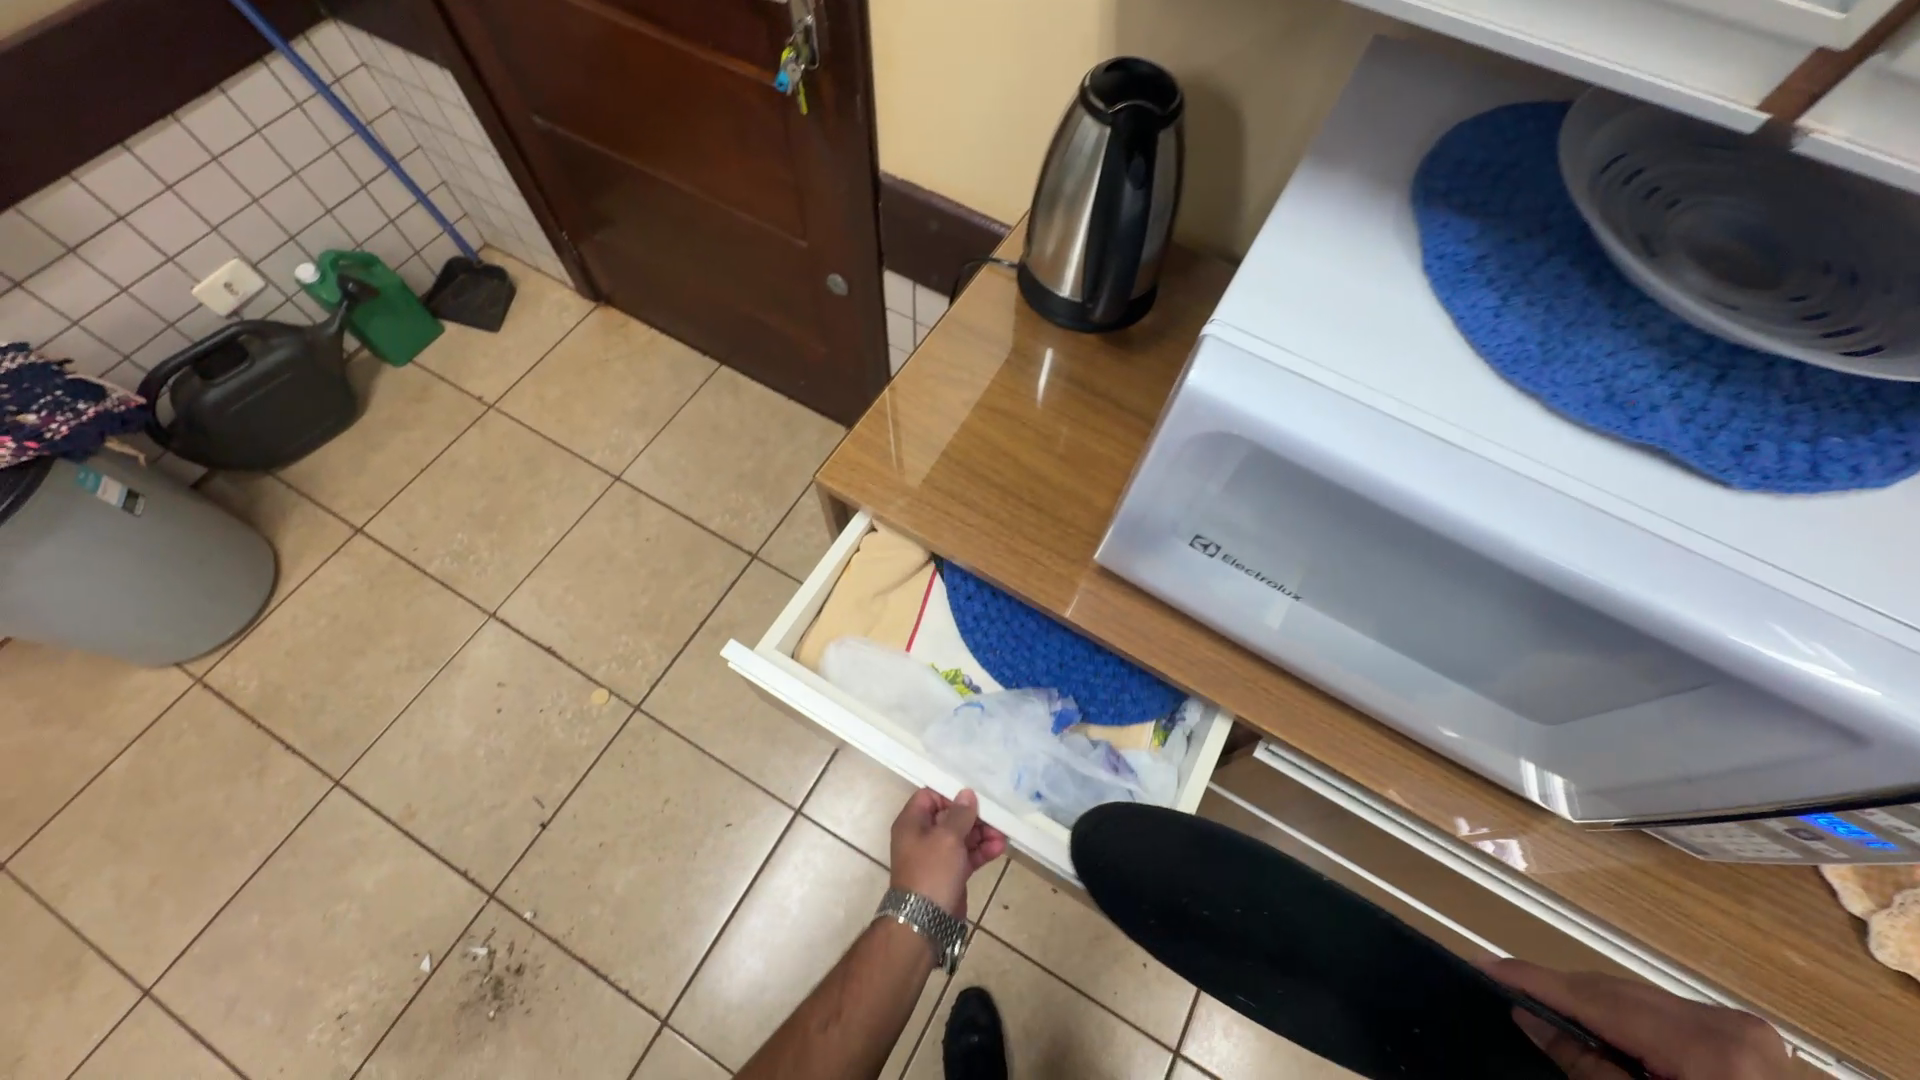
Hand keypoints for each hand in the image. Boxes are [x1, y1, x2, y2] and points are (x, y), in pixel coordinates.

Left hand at [889, 788, 1007, 918]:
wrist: (926, 921)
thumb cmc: (932, 871)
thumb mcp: (947, 837)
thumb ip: (960, 813)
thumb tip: (966, 793)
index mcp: (912, 822)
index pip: (929, 796)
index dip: (950, 794)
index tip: (972, 797)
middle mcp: (922, 836)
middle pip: (950, 817)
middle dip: (973, 817)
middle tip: (995, 817)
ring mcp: (936, 856)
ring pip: (961, 837)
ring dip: (982, 834)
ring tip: (1002, 835)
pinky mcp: (950, 872)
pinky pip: (967, 855)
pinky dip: (981, 851)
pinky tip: (999, 848)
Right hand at [1484, 959, 1792, 1078]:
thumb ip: (1586, 1066)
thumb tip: (1526, 1016)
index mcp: (1707, 1051)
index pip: (1597, 999)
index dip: (1535, 980)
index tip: (1483, 963)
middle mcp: (1728, 1025)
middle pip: (1616, 991)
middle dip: (1559, 991)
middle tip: (1502, 985)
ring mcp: (1745, 1028)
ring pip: (1639, 998)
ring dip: (1590, 1004)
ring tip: (1541, 1006)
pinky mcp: (1748, 1036)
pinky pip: (1666, 1012)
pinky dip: (1627, 1016)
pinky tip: (1597, 1026)